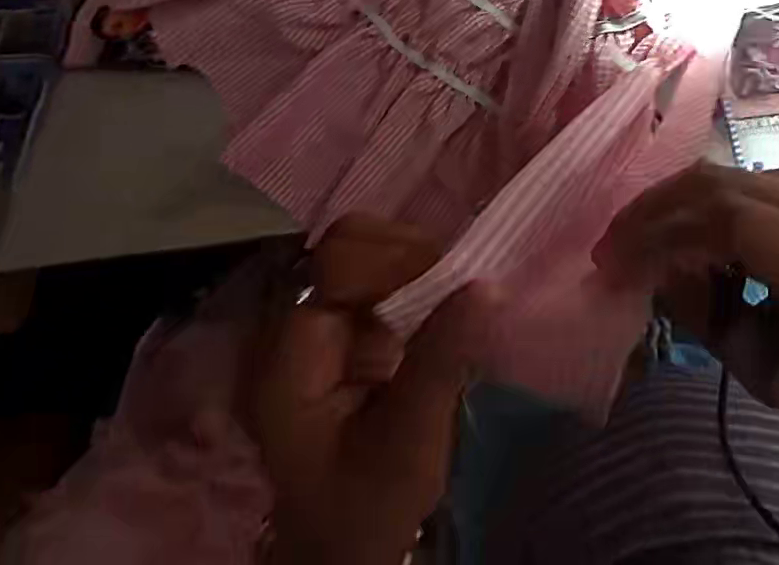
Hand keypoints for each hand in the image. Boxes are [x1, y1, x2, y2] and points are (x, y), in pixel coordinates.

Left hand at [249, 218, 496, 564]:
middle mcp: (295, 326)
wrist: (345, 545)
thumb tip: (488, 284)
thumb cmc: (368, 504)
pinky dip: (415, 274)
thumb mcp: (409, 441)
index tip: (448, 279)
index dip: (390, 260)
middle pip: (344, 244)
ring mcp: (319, 323)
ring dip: (414, 260)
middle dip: (404, 253)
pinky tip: (440, 296)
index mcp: (290, 358)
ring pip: (364, 250)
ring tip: (450, 292)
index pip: (332, 264)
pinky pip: (379, 274)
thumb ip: (441, 359)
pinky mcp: (345, 326)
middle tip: (452, 282)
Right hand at [593, 162, 778, 430]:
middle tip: (610, 250)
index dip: (663, 238)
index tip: (615, 270)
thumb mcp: (773, 378)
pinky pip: (736, 181)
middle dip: (652, 213)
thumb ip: (707, 321)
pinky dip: (694, 204)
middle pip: (719, 186)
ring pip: (720, 175)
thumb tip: (651, 270)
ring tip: (632, 242)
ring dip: (667, 204)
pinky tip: (677, 236)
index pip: (733, 224)